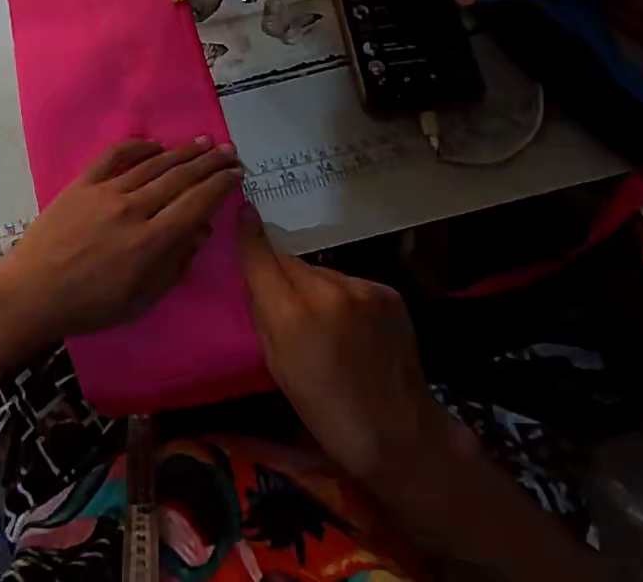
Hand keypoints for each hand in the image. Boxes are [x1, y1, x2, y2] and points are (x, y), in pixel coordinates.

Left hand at [0, 138, 241, 345]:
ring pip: (153, 164)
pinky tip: (155, 144)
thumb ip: (175, 265)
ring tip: (202, 142)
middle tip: (228, 152)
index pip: (196, 204)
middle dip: (209, 163)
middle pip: (180, 178)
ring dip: (181, 152)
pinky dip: (137, 147)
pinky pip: (115, 157)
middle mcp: (133, 209)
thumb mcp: (141, 300)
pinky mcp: (83, 184)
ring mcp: (106, 192)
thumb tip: (200, 231)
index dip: (220, 186)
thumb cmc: (90, 305)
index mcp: (150, 242)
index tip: (236, 174)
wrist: (32, 292)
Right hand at [238, 208, 463, 483]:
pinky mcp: (386, 292)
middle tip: (287, 307)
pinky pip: (350, 283)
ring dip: (316, 289)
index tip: (243, 209)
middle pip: (291, 263)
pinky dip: (345, 298)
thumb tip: (254, 276)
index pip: (261, 257)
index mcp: (293, 315)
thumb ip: (263, 314)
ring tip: (326, 324)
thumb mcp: (277, 366)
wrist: (399, 432)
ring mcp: (362, 288)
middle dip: (283, 276)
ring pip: (321, 272)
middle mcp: (327, 290)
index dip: (248, 234)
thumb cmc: (326, 411)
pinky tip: (354, 327)